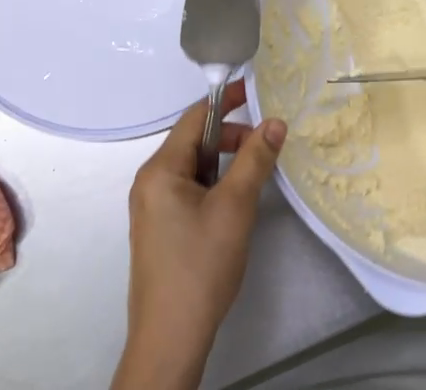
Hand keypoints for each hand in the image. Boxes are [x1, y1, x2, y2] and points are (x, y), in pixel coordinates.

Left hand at [112, 82, 285, 389]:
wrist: (171, 336)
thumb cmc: (201, 265)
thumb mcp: (235, 207)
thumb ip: (255, 159)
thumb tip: (275, 121)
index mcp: (160, 170)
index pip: (194, 118)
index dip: (226, 100)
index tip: (256, 88)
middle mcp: (150, 182)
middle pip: (193, 141)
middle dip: (230, 136)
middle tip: (265, 145)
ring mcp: (152, 207)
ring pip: (194, 168)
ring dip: (225, 162)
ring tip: (256, 173)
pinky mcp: (161, 229)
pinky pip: (189, 189)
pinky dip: (215, 183)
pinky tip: (236, 201)